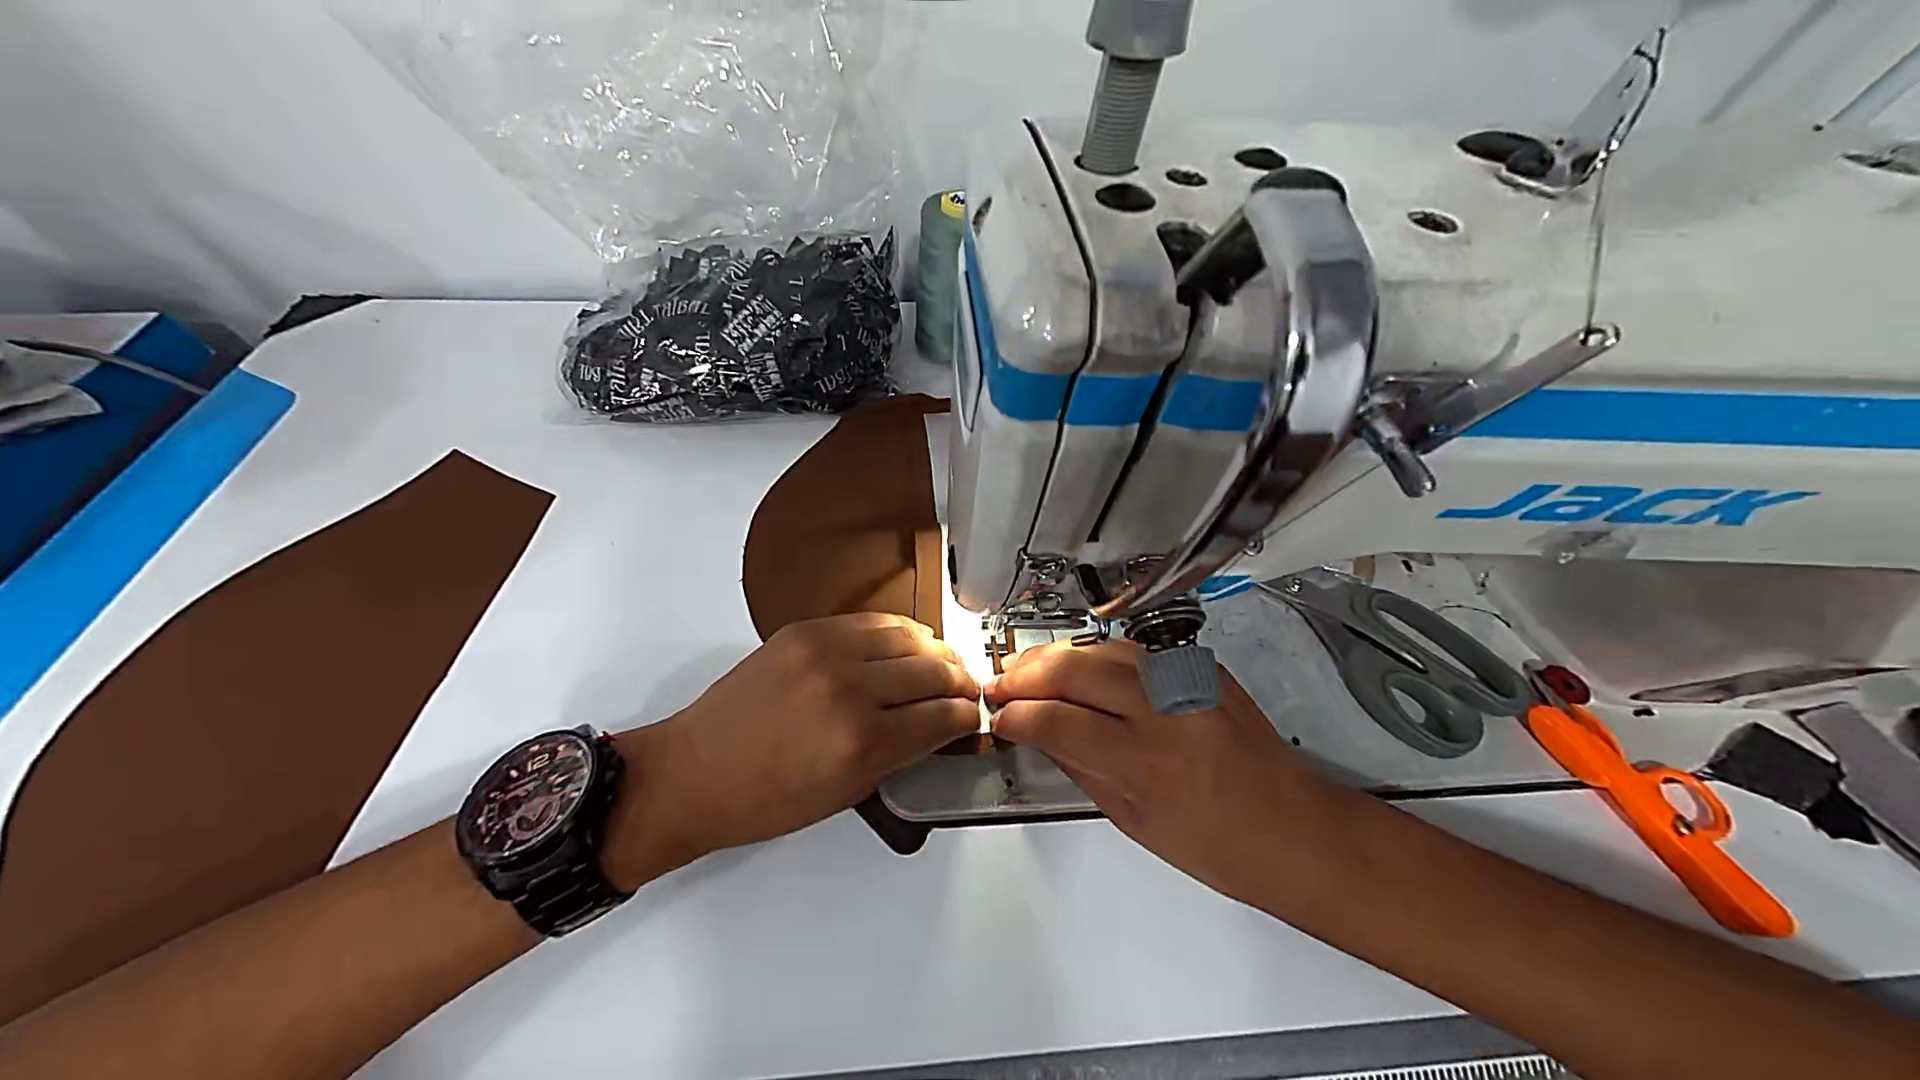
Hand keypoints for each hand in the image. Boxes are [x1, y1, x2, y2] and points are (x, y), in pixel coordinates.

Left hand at [603, 614, 979, 889]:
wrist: (694, 772)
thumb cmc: (761, 798)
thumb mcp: (845, 792)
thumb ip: (898, 755)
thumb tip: (934, 727)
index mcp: (861, 743)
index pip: (941, 718)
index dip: (966, 717)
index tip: (971, 717)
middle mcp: (848, 690)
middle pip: (932, 672)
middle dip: (960, 682)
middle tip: (967, 689)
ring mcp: (824, 652)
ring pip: (908, 637)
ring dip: (935, 651)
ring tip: (944, 662)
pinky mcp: (804, 631)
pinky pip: (871, 621)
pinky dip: (898, 632)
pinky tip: (908, 642)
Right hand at [987, 641, 1344, 905]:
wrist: (1293, 829)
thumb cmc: (1225, 843)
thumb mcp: (1133, 819)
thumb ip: (1081, 767)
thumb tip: (1041, 735)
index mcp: (1146, 762)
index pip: (1056, 719)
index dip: (1017, 714)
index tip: (1002, 717)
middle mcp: (1167, 711)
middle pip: (1072, 670)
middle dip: (1025, 674)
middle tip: (1003, 685)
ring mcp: (1188, 682)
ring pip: (1100, 647)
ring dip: (1056, 656)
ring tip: (1029, 669)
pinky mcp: (1202, 669)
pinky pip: (1135, 648)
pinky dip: (1097, 652)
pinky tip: (1078, 661)